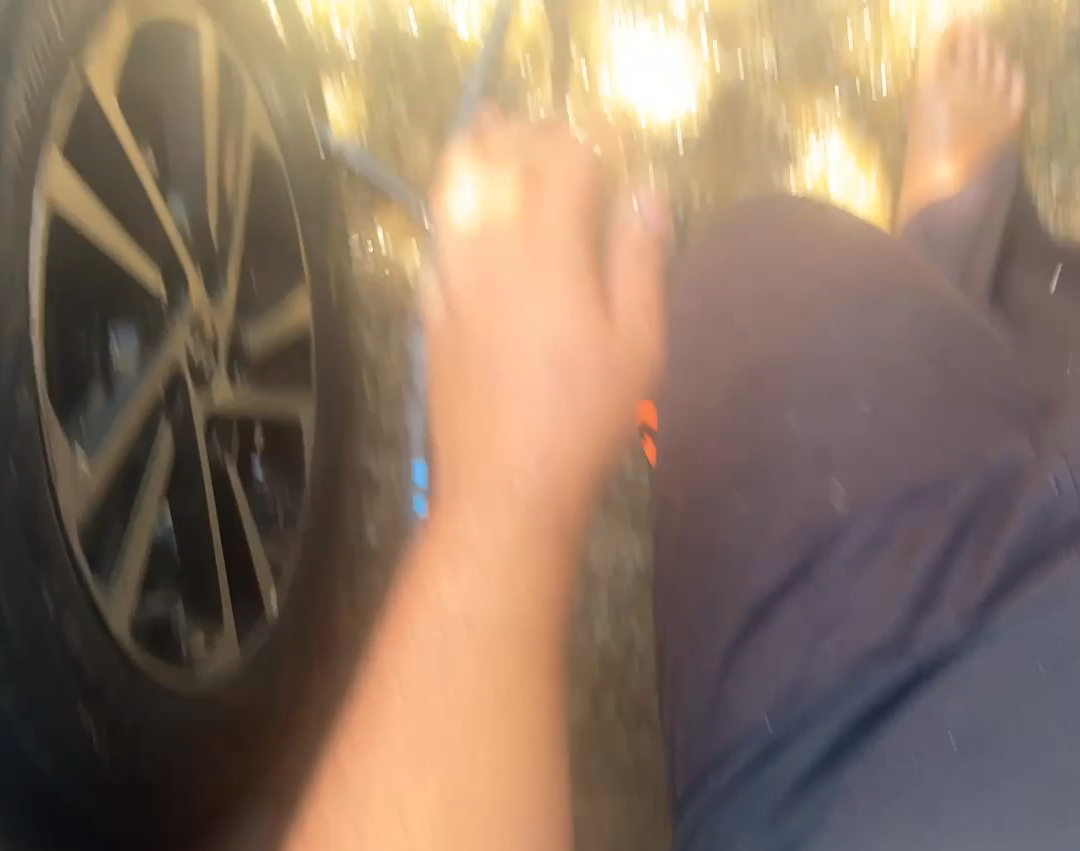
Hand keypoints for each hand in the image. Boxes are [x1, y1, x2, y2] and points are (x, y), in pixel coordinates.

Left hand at [421, 112, 668, 536]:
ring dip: (476, 156)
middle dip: (530, 135)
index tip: (612, 138)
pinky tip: (460, 220)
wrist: (506, 486)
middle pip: (501, 162)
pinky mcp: (432, 318)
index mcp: (550, 252)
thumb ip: (640, 262)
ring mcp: (452, 284)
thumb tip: (647, 195)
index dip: (591, 138)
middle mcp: (491, 253)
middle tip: (556, 136)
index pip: (565, 161)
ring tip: (493, 138)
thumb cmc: (585, 421)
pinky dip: (448, 215)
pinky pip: (433, 246)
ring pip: (452, 193)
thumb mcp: (637, 346)